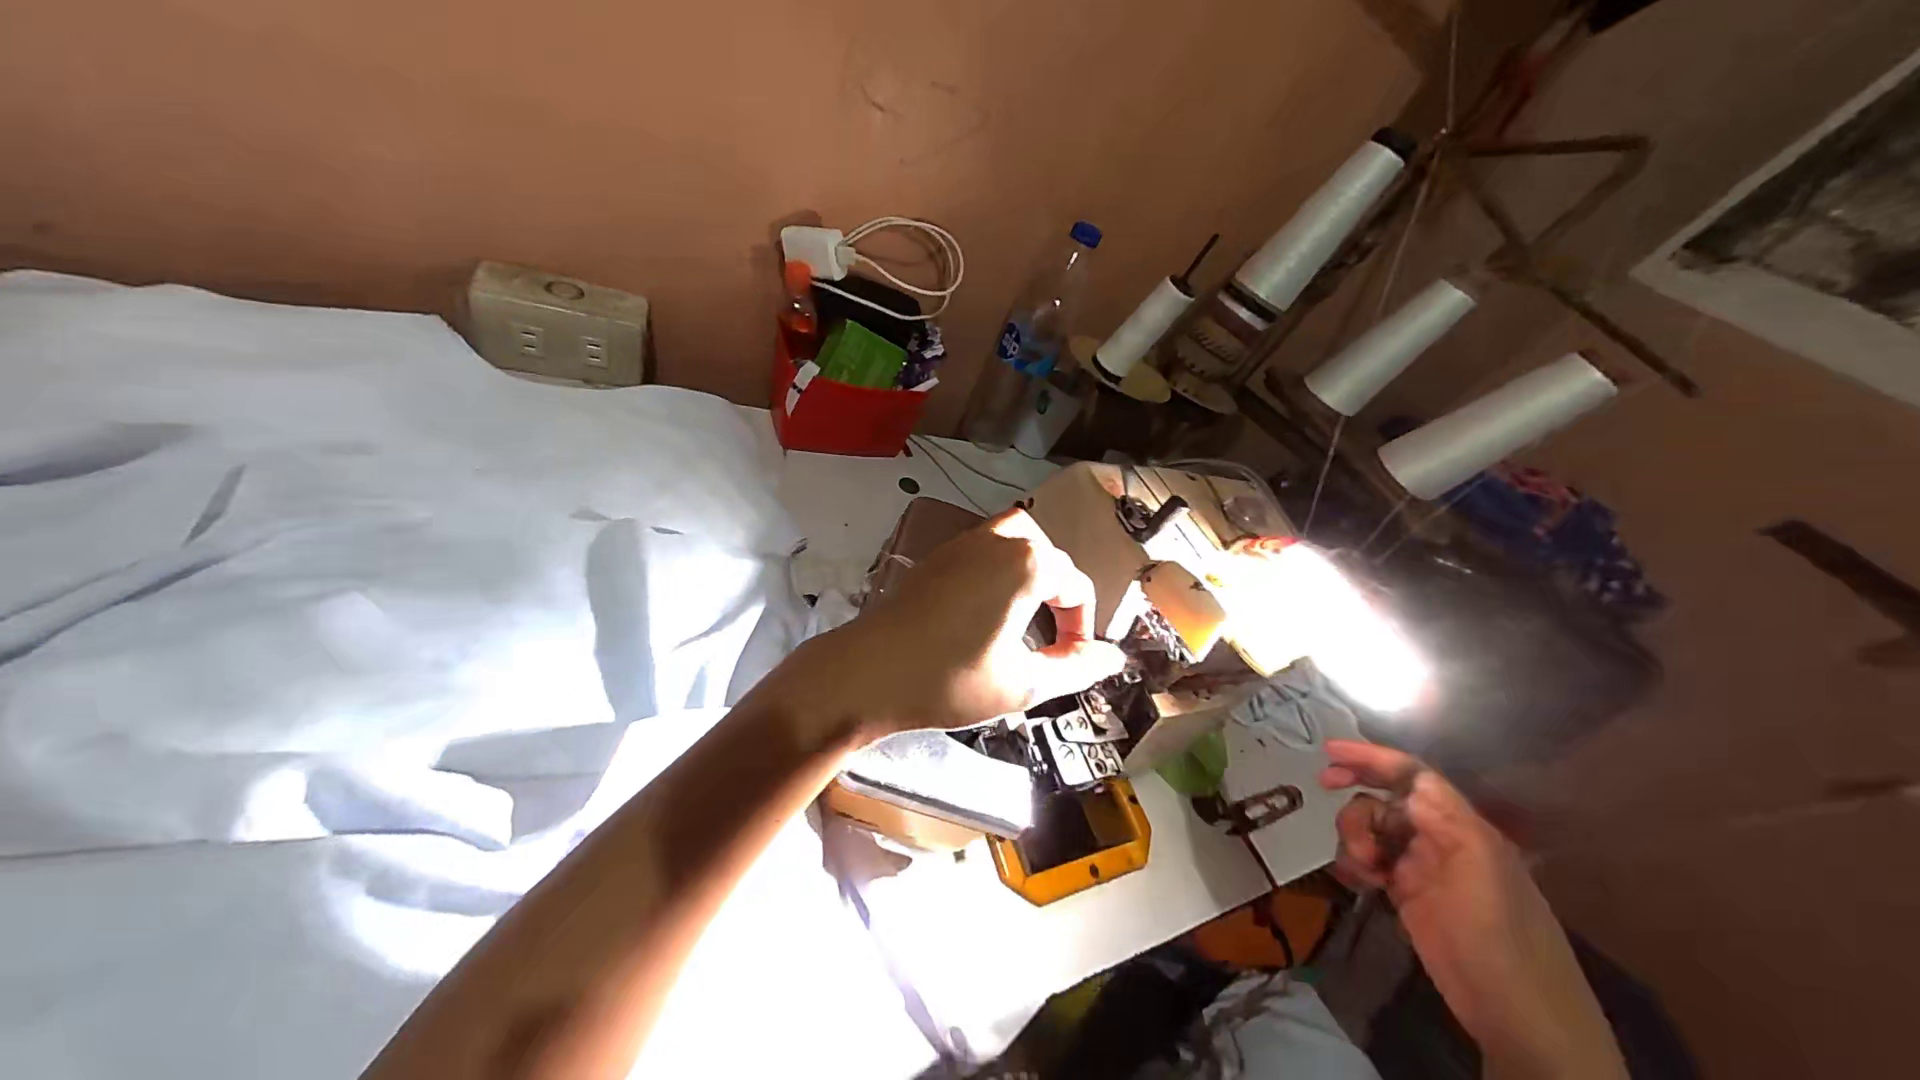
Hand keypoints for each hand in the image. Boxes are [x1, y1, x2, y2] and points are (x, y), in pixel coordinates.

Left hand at [804, 508, 1125, 739]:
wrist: (865, 675)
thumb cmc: (949, 681)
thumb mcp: (1023, 684)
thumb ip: (1077, 668)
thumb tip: (1114, 658)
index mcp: (1027, 563)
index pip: (1077, 587)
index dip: (1084, 628)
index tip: (1074, 664)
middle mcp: (998, 539)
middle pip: (1051, 558)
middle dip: (1062, 600)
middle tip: (1055, 644)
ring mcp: (963, 543)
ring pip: (1018, 542)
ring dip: (1034, 575)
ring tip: (1029, 617)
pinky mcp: (937, 556)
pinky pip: (986, 548)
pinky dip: (1002, 570)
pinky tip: (989, 611)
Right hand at [1320, 740, 1626, 1079]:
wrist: (1520, 1018)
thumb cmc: (1501, 939)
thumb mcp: (1481, 870)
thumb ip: (1445, 820)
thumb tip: (1410, 786)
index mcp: (1462, 827)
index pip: (1413, 776)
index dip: (1373, 757)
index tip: (1330, 751)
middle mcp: (1440, 840)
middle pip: (1386, 798)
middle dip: (1356, 792)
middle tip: (1324, 788)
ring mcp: (1422, 870)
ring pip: (1373, 829)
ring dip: (1355, 836)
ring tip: (1362, 867)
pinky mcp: (1407, 896)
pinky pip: (1370, 863)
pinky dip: (1355, 863)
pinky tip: (1357, 881)